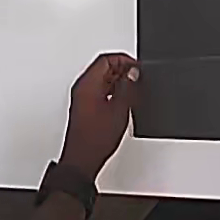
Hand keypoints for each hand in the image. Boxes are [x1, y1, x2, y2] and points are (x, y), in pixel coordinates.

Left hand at [59, 53, 139, 180]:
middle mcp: (82, 88)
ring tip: (133, 87)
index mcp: (87, 83)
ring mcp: (82, 97)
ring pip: (101, 79)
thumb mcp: (119, 109)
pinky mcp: (84, 107)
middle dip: (121, 68)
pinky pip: (99, 90)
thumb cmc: (95, 138)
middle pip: (102, 67)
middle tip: (136, 75)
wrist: (82, 159)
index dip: (123, 59)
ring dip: (117, 80)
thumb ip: (127, 87)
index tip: (136, 66)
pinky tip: (123, 99)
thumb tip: (132, 73)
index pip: (105, 59)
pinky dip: (112, 90)